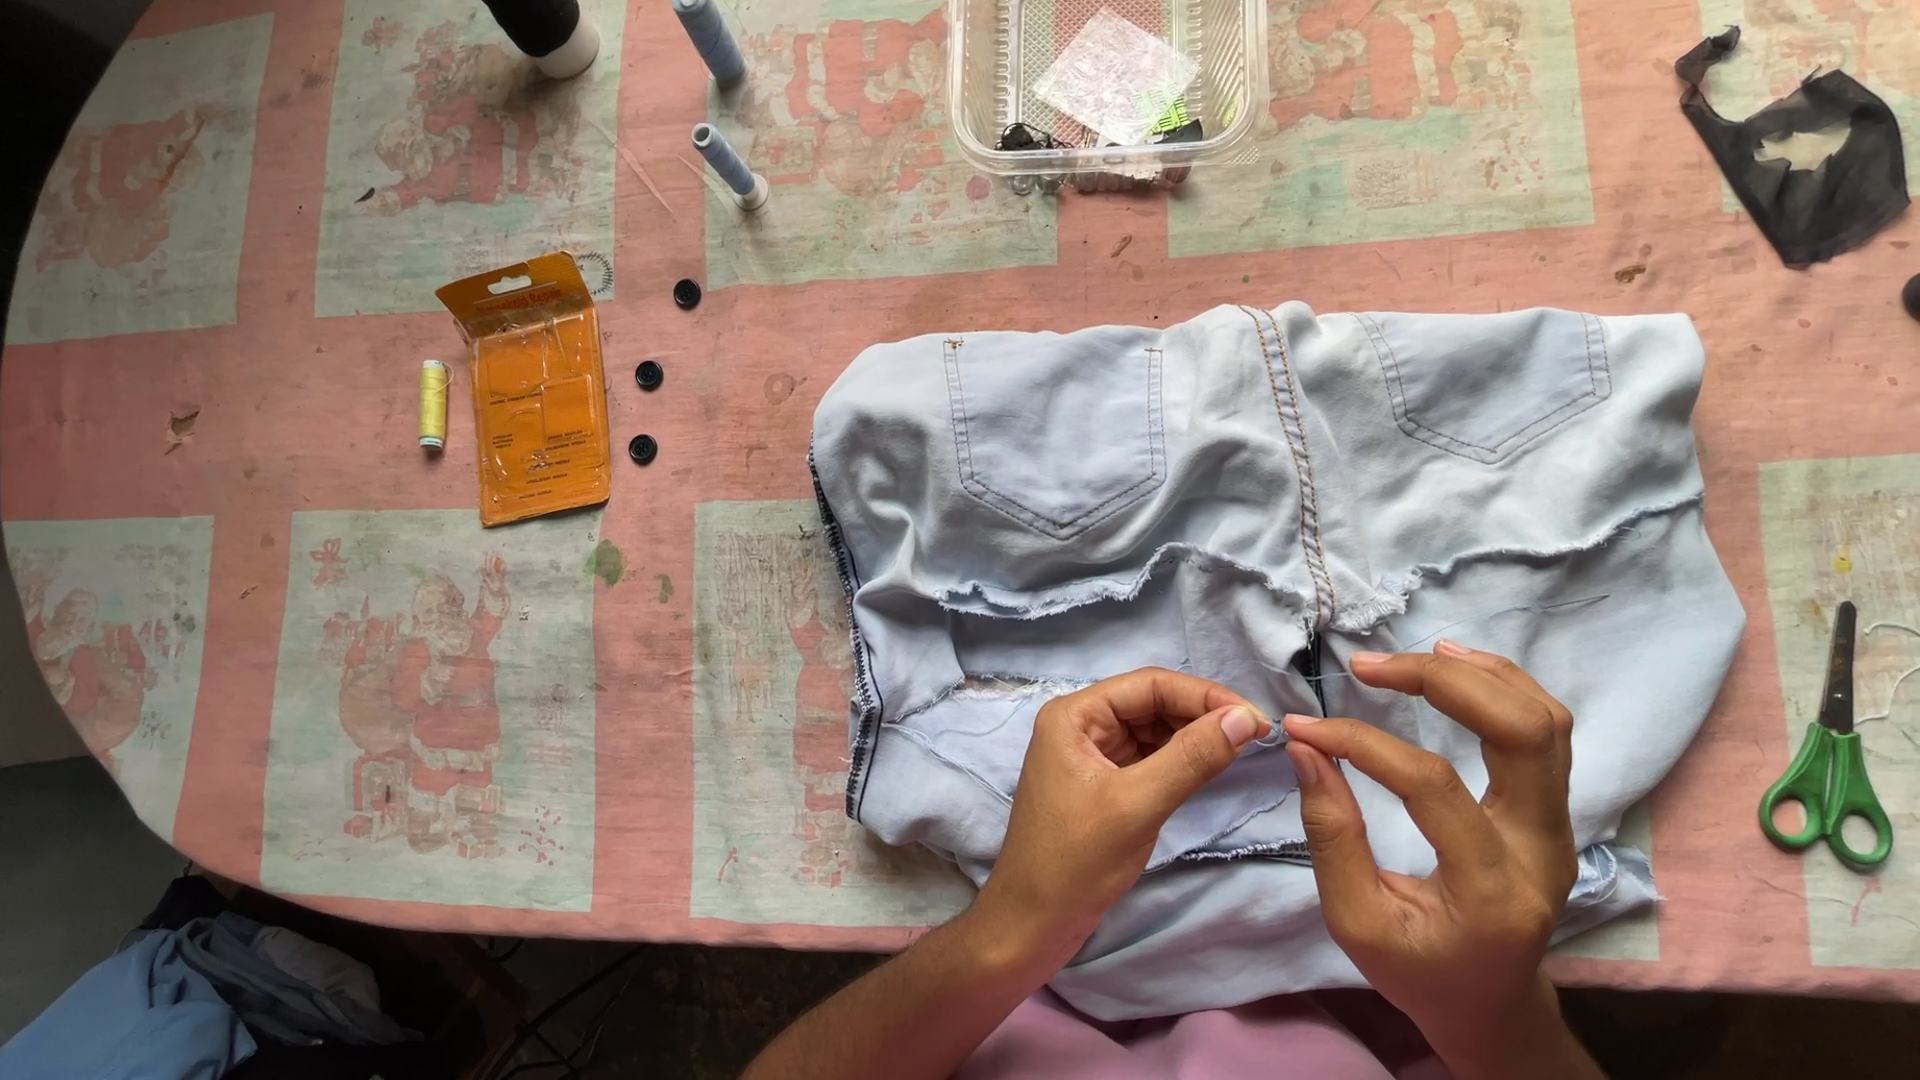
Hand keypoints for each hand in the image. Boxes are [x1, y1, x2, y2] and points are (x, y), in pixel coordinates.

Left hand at [975, 668, 1268, 965]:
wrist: (1033, 921)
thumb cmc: (1076, 860)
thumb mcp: (1137, 804)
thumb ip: (1191, 758)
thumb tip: (1244, 717)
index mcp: (1075, 715)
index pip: (1149, 684)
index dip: (1204, 695)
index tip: (1255, 716)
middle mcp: (1081, 724)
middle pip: (1152, 702)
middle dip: (1202, 714)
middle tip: (1256, 733)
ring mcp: (1091, 753)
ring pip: (1153, 729)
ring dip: (1194, 735)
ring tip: (1240, 746)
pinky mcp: (1103, 781)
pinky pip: (1148, 756)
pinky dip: (1180, 758)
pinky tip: (1209, 764)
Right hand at [1283, 642, 1588, 1077]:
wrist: (1492, 1006)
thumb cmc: (1418, 971)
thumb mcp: (1354, 920)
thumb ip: (1331, 834)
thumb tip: (1306, 749)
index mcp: (1493, 890)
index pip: (1432, 786)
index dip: (1362, 744)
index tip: (1305, 728)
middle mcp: (1543, 850)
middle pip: (1523, 733)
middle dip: (1439, 683)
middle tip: (1367, 666)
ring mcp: (1558, 828)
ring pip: (1546, 723)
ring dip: (1479, 676)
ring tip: (1414, 654)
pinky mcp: (1552, 812)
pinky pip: (1546, 732)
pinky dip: (1502, 686)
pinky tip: (1455, 666)